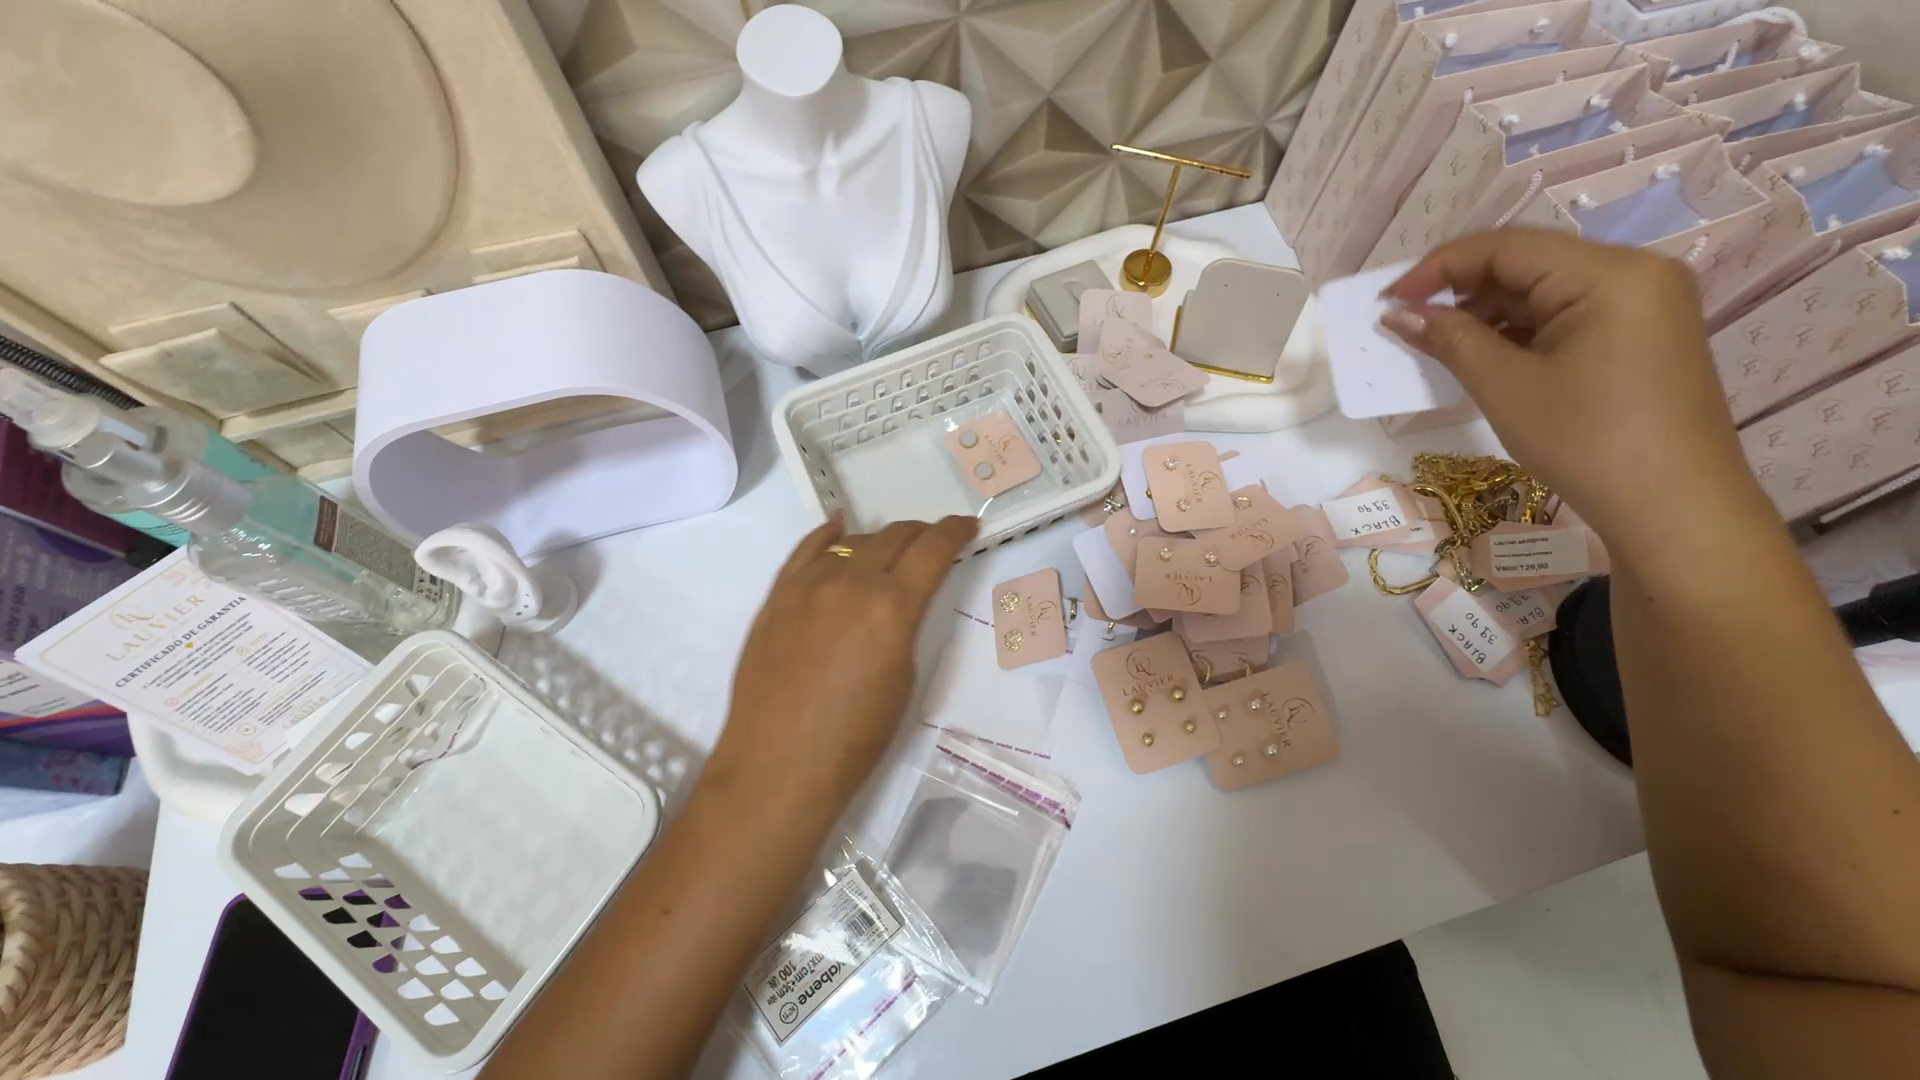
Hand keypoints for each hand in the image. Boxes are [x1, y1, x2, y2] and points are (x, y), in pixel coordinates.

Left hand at [710, 515, 978, 809]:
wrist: (779, 765)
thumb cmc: (855, 738)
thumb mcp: (903, 679)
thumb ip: (905, 627)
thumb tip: (899, 602)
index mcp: (892, 607)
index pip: (932, 551)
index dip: (955, 533)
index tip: (967, 527)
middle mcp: (850, 583)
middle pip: (894, 537)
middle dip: (921, 534)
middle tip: (934, 543)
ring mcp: (807, 585)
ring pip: (852, 542)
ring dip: (879, 542)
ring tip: (890, 552)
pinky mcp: (776, 597)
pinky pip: (806, 550)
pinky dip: (828, 535)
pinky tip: (839, 528)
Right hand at [1380, 228, 1766, 554]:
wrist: (1674, 507)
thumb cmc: (1586, 442)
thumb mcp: (1505, 387)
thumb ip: (1450, 339)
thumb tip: (1398, 314)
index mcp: (1609, 273)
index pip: (1505, 247)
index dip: (1437, 267)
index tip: (1386, 299)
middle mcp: (1635, 272)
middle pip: (1527, 263)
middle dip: (1460, 291)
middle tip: (1407, 324)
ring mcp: (1644, 303)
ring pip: (1544, 291)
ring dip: (1486, 313)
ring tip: (1438, 346)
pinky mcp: (1641, 334)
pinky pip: (1566, 315)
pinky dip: (1518, 331)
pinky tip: (1483, 356)